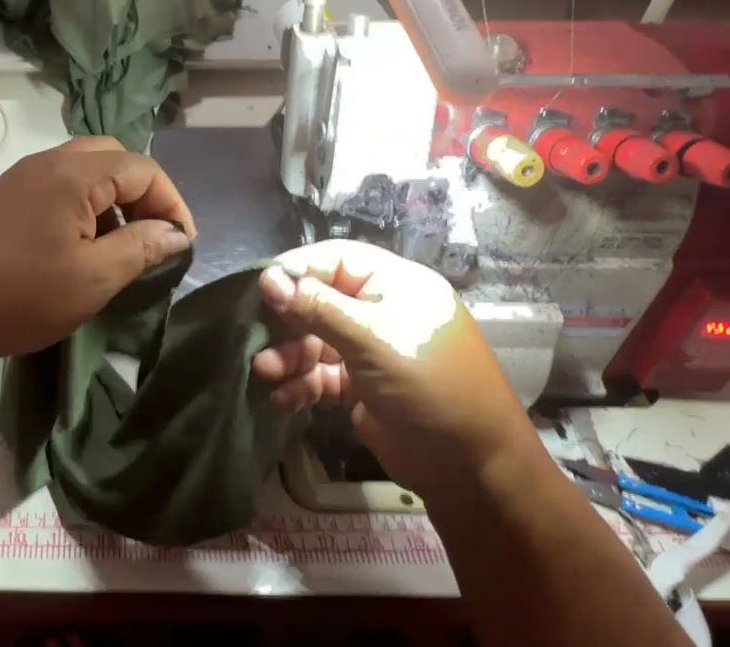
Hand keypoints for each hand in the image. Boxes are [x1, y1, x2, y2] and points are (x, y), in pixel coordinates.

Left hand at [0, 137, 194, 370]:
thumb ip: (142, 247)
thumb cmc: (23, 297)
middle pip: (113, 157)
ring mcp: (22, 177)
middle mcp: (47, 162)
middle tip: (155, 234)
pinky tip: (84, 242)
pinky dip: (86, 202)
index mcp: (72, 174)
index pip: (141, 167)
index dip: (171, 202)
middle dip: (144, 192)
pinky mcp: (6, 197)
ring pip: (86, 168)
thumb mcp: (95, 277)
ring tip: (124, 242)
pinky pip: (60, 183)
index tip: (182, 244)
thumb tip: (175, 234)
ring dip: (114, 196)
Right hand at [251, 240, 536, 497]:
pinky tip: (283, 398)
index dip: (298, 270)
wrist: (472, 470)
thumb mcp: (372, 339)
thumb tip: (269, 279)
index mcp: (395, 285)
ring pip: (317, 340)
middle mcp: (382, 311)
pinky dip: (302, 383)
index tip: (262, 289)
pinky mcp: (363, 387)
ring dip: (289, 355)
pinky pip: (323, 374)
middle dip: (288, 320)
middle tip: (258, 337)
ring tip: (265, 372)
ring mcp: (372, 350)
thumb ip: (318, 308)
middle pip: (320, 300)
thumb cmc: (428, 386)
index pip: (336, 260)